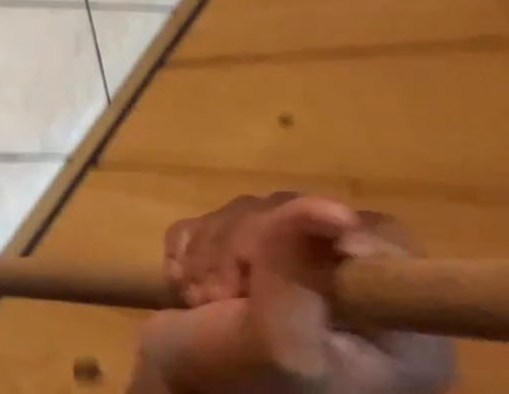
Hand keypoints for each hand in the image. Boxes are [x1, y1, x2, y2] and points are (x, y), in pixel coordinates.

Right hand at [134, 193, 454, 393]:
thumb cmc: (239, 383)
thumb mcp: (279, 340)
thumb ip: (299, 272)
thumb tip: (327, 207)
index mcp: (396, 329)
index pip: (379, 240)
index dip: (317, 236)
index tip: (273, 263)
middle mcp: (353, 296)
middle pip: (300, 218)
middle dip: (241, 248)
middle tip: (223, 296)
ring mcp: (294, 276)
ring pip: (247, 214)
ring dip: (208, 253)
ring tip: (201, 299)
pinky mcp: (241, 260)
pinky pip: (209, 221)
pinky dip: (187, 250)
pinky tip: (188, 287)